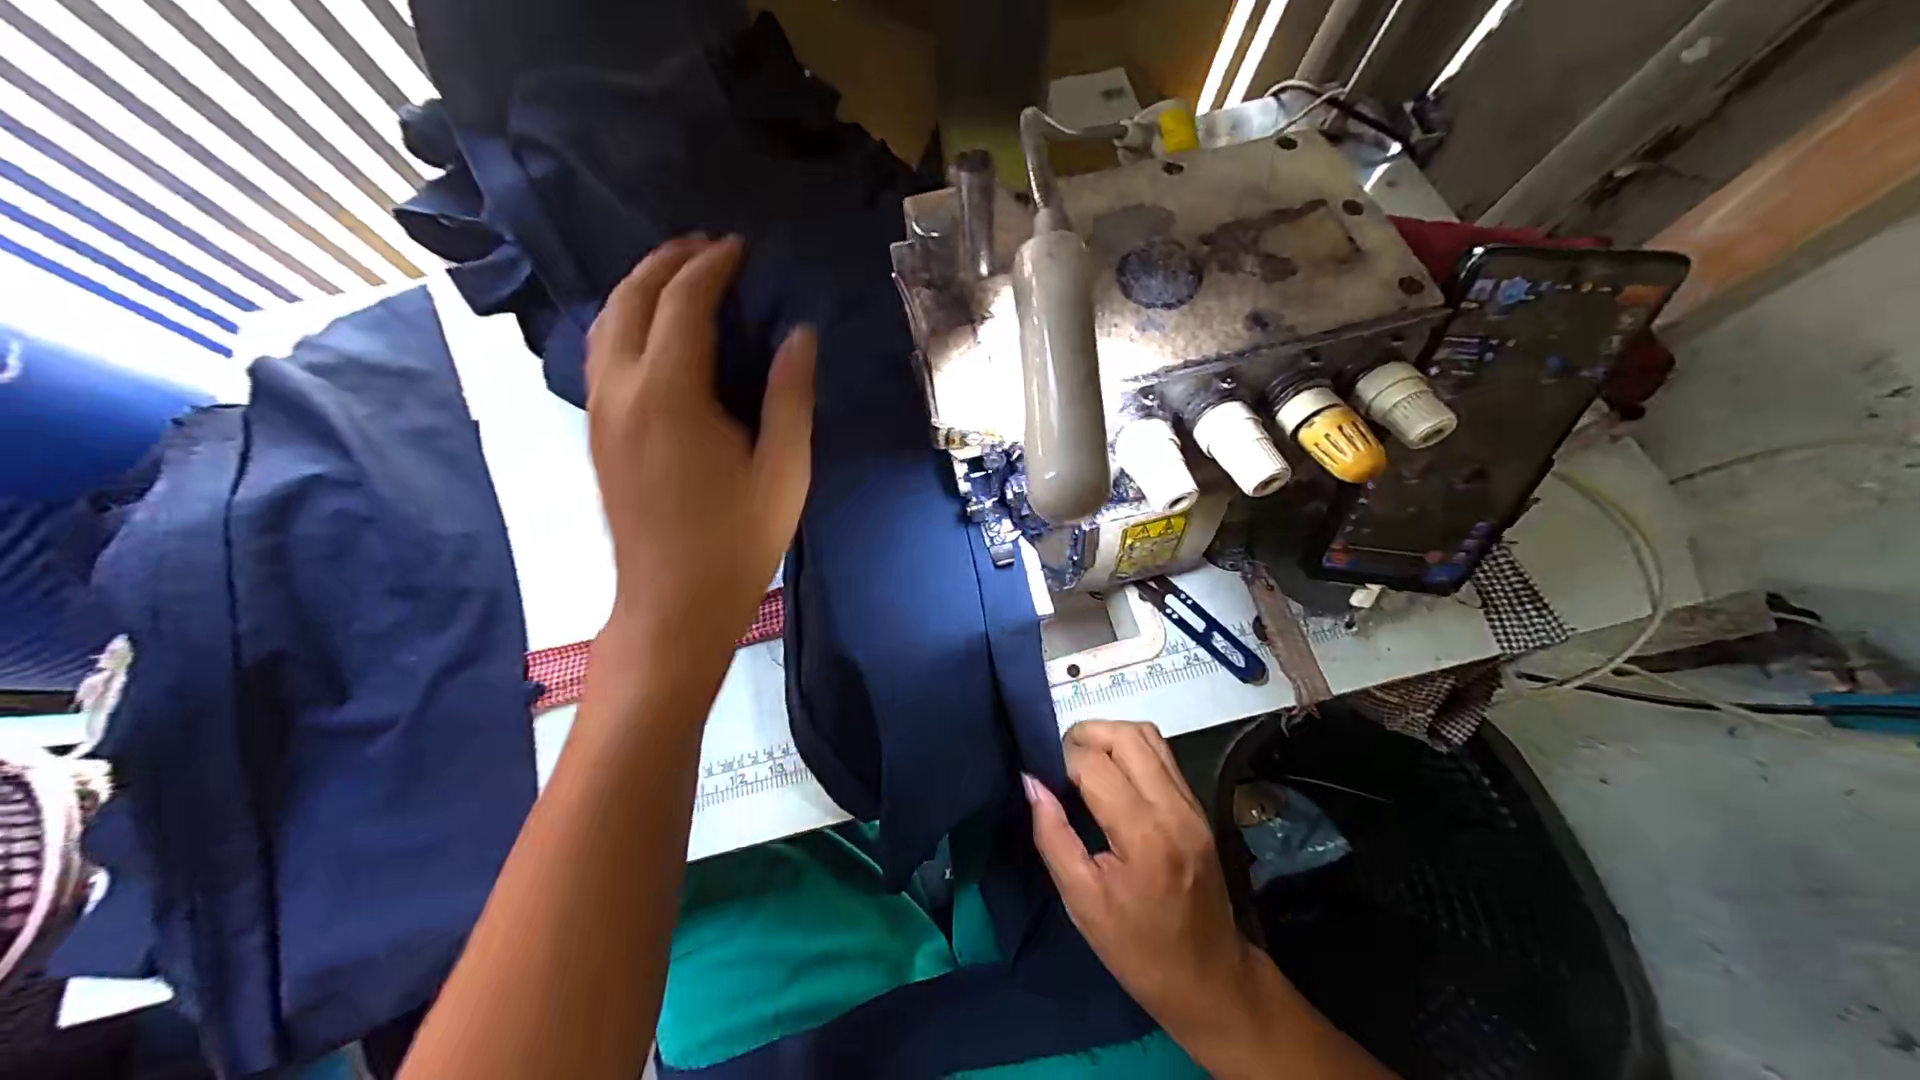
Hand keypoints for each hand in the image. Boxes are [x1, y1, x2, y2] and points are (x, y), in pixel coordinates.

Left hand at [585, 234, 815, 657]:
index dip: (712, 267)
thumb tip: (799, 334)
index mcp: (670, 395)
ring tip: (677, 273)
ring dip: (639, 286)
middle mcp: (621, 390)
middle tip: (708, 246)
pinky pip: (600, 353)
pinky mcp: (597, 432)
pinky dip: (624, 320)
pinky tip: (650, 327)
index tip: (740, 248)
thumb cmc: (737, 541)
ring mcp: (600, 411)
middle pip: (632, 298)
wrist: (673, 602)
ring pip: (605, 322)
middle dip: (668, 261)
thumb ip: (791, 395)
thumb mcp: (784, 470)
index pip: (683, 303)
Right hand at [1025, 721, 1394, 1079]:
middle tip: (1059, 761)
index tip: (1041, 774)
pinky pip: (1162, 755)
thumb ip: (1052, 836)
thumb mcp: (1082, 902)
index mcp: (1144, 834)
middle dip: (1085, 735)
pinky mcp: (1198, 807)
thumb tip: (1030, 781)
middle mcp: (1174, 808)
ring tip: (1082, 762)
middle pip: (1125, 736)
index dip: (1060, 759)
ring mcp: (1192, 804)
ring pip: (1148, 736)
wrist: (1211, 980)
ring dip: (1109, 736)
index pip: (1094, 764)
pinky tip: (1111, 773)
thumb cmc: (1138, 949)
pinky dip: (1130, 749)